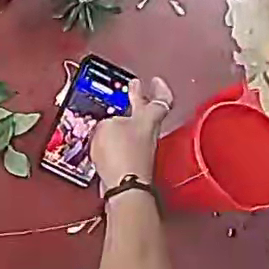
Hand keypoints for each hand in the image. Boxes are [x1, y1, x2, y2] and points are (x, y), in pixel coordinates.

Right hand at [90, 76, 173, 191]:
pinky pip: (127, 145)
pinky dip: (120, 139)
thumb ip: (109, 120)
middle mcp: (150, 134)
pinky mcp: (133, 165)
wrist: (124, 187)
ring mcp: (143, 151)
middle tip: (133, 92)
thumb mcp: (107, 125)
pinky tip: (107, 138)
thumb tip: (109, 124)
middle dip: (141, 102)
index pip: (161, 99)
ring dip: (128, 121)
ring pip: (138, 130)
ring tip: (115, 115)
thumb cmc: (120, 152)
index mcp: (148, 118)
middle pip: (149, 114)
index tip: (155, 81)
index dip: (160, 89)